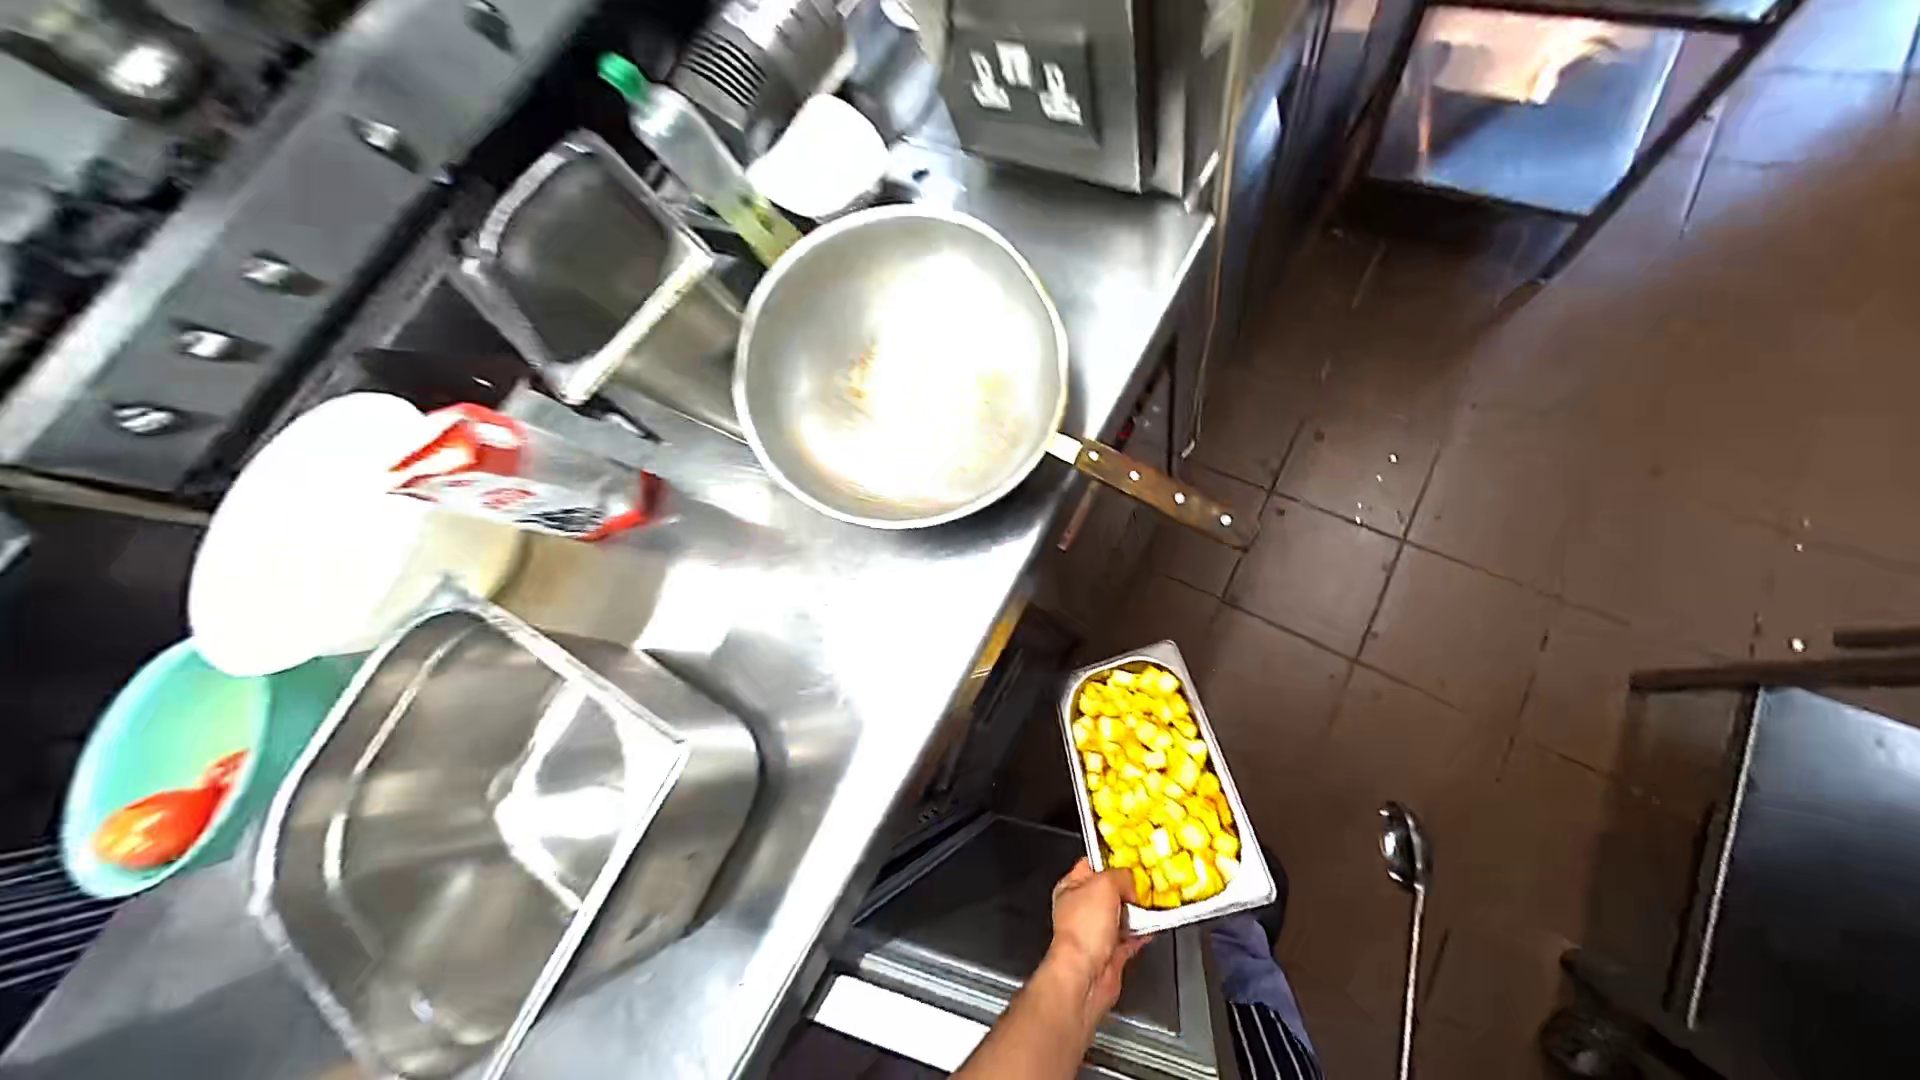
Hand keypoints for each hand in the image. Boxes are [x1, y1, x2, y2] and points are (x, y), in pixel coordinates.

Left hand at [1046, 858, 1149, 1016]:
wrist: (1086, 975)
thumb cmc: (1084, 928)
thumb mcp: (1104, 885)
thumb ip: (1120, 876)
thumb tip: (1131, 881)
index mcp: (1071, 887)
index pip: (1091, 865)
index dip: (1111, 860)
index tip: (1130, 859)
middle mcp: (1082, 908)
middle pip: (1110, 890)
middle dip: (1128, 888)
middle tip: (1146, 883)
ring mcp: (1096, 932)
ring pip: (1122, 915)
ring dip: (1138, 912)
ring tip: (1154, 902)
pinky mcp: (1110, 953)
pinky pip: (1131, 938)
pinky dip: (1143, 933)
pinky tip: (1154, 926)